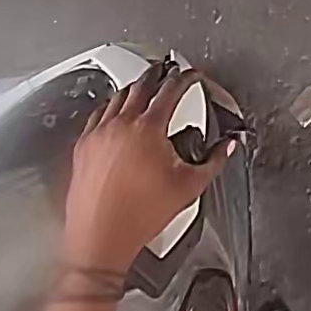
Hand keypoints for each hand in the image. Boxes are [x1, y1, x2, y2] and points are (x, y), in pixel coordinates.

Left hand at [61, 64, 232, 273]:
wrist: (100, 240)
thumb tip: (226, 146)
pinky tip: (115, 112)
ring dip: (135, 88)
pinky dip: (110, 106)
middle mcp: (121, 124)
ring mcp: (99, 134)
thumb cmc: (140, 216)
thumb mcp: (188, 187)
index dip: (187, 78)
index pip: (172, 89)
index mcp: (149, 128)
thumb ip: (213, 161)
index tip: (193, 76)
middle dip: (159, 74)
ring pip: (118, 96)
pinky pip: (97, 115)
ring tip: (144, 88)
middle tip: (167, 71)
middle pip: (142, 85)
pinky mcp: (83, 146)